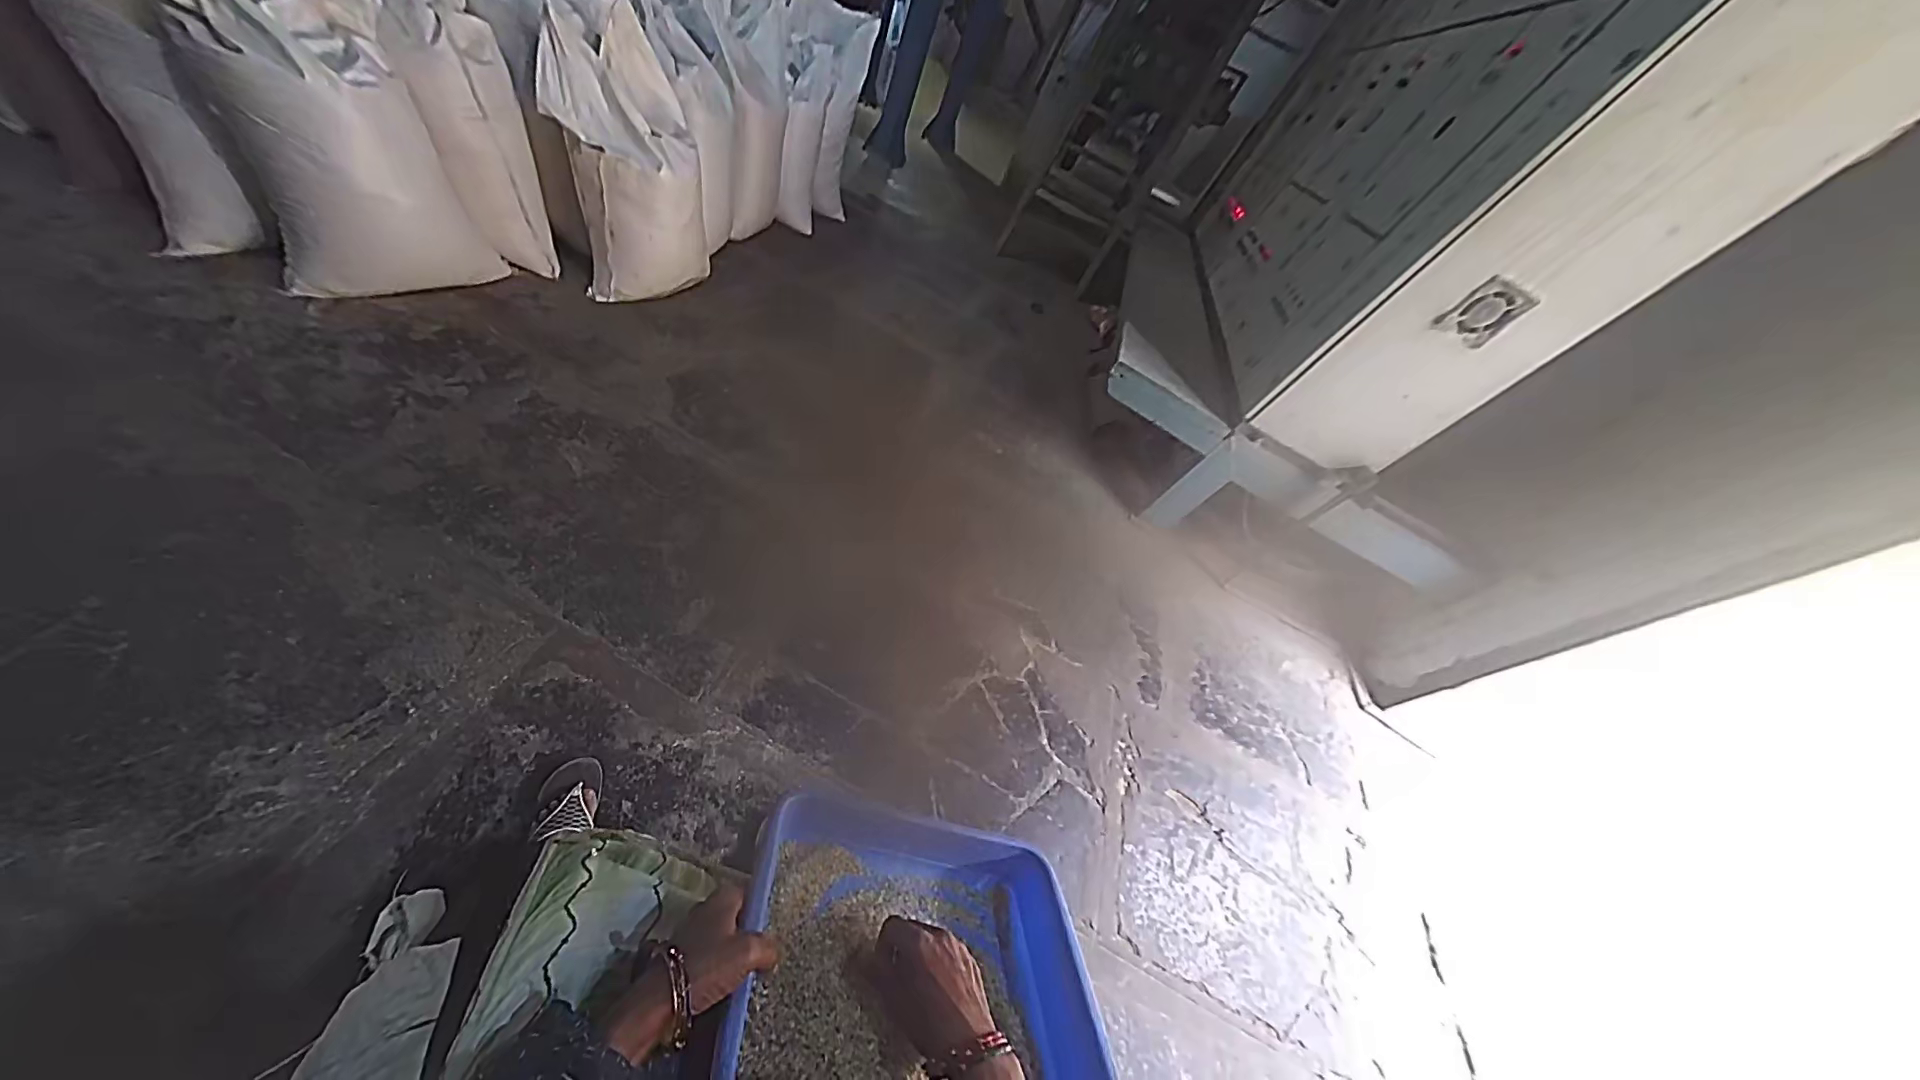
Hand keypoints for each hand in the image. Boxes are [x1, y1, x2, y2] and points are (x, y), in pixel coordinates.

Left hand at [603, 883, 779, 1063]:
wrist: (661, 1000)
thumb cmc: (708, 966)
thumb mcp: (748, 952)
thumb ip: (767, 946)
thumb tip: (772, 951)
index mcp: (722, 898)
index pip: (749, 892)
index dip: (760, 909)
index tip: (769, 928)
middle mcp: (704, 908)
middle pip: (735, 916)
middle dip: (747, 933)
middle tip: (759, 952)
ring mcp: (689, 932)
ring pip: (720, 937)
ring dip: (730, 952)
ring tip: (742, 972)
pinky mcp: (679, 955)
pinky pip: (707, 955)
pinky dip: (715, 966)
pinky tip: (722, 983)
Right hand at [870, 916, 999, 1058]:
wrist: (968, 1043)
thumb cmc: (929, 1023)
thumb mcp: (893, 998)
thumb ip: (876, 970)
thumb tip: (864, 957)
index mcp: (918, 941)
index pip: (892, 925)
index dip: (882, 944)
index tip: (880, 962)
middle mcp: (940, 937)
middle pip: (913, 929)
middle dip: (902, 947)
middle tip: (896, 974)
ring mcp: (958, 947)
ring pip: (932, 940)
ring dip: (922, 954)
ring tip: (918, 983)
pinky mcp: (971, 960)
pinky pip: (949, 951)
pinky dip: (939, 961)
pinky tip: (938, 987)